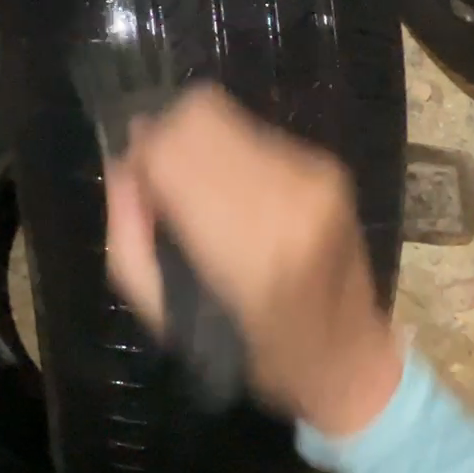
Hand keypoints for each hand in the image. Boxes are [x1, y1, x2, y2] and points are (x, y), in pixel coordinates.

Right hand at [103, 84, 402, 435]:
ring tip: (204, 197)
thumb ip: (133, 242)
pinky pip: (258, 135)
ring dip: (202, 148)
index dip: (142, 158)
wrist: (351, 356)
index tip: (140, 189)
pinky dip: (234, 156)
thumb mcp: (173, 322)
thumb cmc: (257, 354)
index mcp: (246, 245)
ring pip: (228, 116)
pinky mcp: (330, 168)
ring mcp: (314, 176)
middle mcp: (286, 195)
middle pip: (199, 115)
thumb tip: (122, 169)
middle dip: (167, 141)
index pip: (170, 150)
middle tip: (164, 185)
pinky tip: (240, 199)